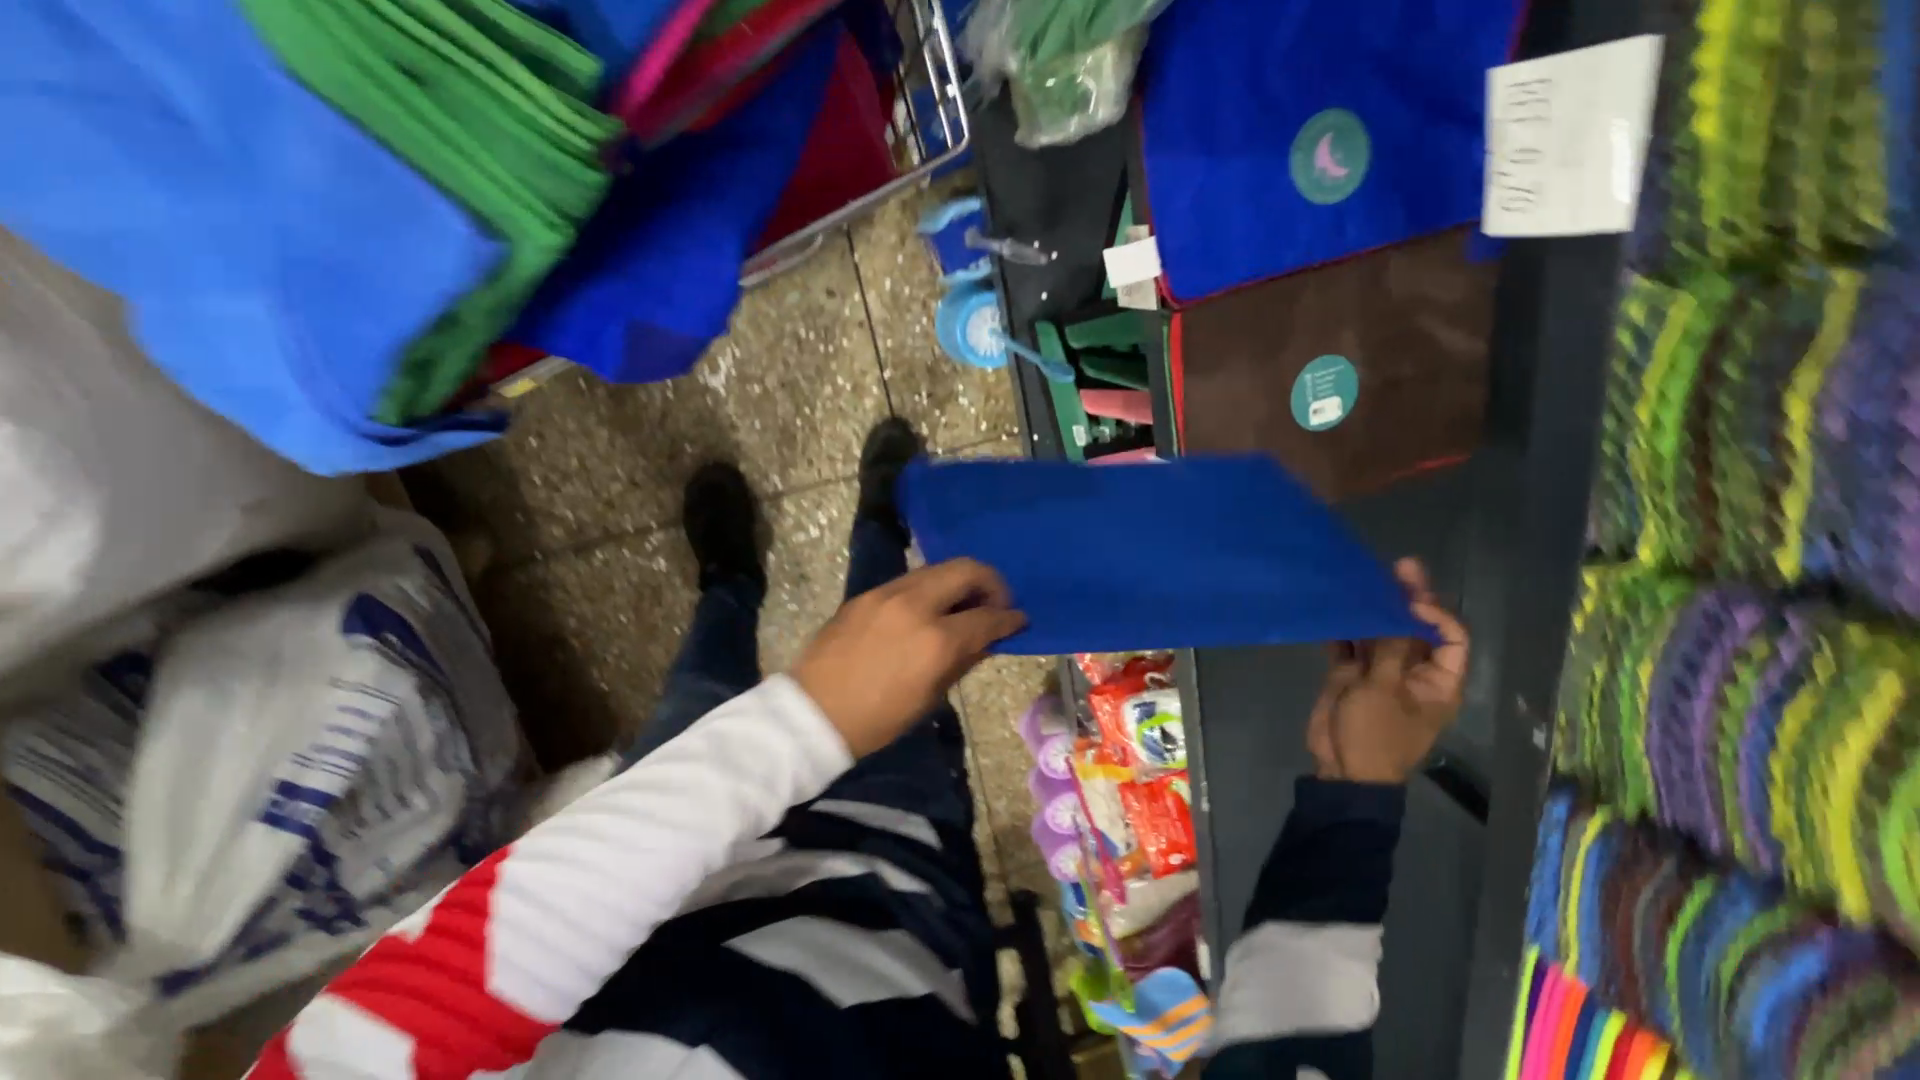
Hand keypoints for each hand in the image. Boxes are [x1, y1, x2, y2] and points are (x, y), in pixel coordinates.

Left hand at [791, 558, 1026, 756]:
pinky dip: (930, 589)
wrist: (814, 713)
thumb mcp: (930, 697)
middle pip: (966, 570)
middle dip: (991, 582)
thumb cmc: (878, 719)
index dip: (1010, 618)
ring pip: (937, 569)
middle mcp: (915, 605)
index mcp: (936, 640)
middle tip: (996, 603)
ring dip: (958, 581)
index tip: (1020, 620)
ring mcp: (887, 594)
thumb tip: (986, 640)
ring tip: (963, 604)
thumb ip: (963, 660)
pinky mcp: (866, 594)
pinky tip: (929, 610)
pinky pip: (909, 580)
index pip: (987, 616)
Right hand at [1305, 558, 1469, 784]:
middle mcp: (1414, 670)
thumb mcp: (1385, 691)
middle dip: (1408, 599)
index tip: (1412, 601)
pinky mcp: (1351, 674)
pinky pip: (1351, 643)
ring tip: (1365, 578)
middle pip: (1416, 628)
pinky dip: (1346, 626)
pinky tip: (1338, 604)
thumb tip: (1396, 610)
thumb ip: (1389, 648)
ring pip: (1382, 632)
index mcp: (1439, 679)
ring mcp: (1380, 671)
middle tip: (1400, 566)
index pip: (1452, 637)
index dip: (1437, 614)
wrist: (1342, 769)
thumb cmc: (1376, 734)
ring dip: (1374, 608)